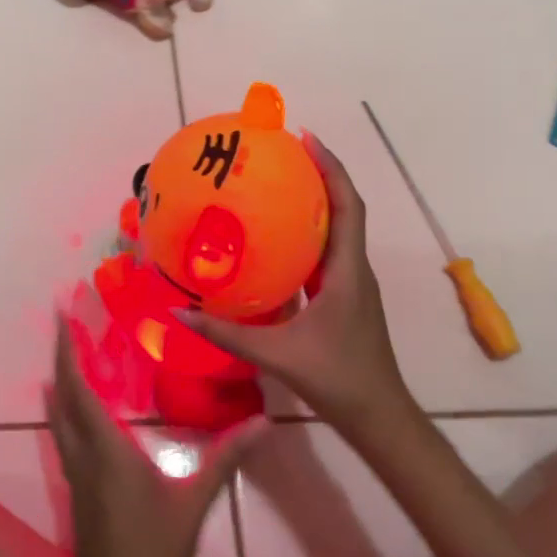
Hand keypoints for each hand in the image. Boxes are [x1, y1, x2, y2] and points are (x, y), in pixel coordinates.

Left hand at [48, 317, 263, 556]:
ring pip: (58, 420)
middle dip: (61, 359)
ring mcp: (75, 477)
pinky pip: (64, 439)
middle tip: (63, 325)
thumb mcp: (194, 504)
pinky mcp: (76, 494)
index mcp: (106, 450)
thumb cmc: (155, 551)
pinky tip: (76, 415)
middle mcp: (82, 456)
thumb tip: (262, 421)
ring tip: (65, 359)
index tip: (61, 314)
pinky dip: (66, 413)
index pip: (80, 389)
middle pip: (62, 398)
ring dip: (60, 385)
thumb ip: (224, 459)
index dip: (69, 350)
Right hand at [177, 132, 411, 423]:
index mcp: (347, 271)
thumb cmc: (336, 379)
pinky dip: (307, 235)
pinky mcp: (344, 298)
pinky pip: (327, 253)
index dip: (331, 168)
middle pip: (344, 209)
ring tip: (275, 186)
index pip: (348, 205)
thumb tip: (179, 313)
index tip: (306, 139)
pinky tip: (275, 241)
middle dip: (319, 175)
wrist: (377, 417)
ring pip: (337, 230)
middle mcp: (354, 269)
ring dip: (315, 203)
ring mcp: (351, 284)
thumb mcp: (276, 355)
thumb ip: (226, 334)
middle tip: (282, 154)